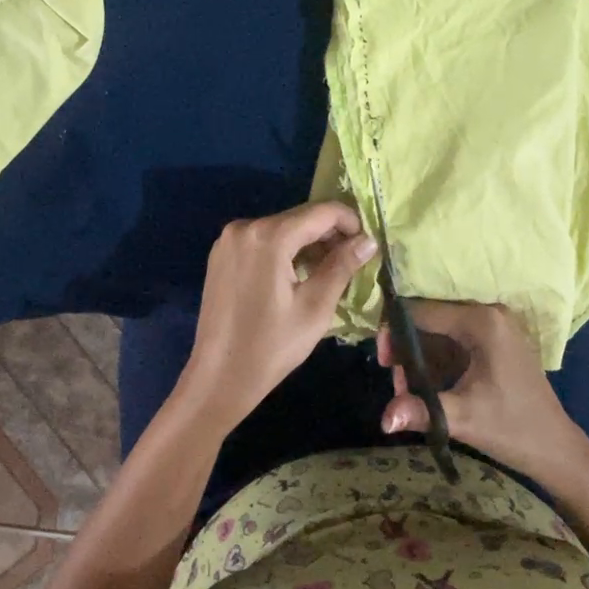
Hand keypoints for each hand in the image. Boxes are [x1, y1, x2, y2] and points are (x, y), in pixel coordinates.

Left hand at [176, 201, 378, 431]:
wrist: (220, 376)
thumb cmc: (271, 346)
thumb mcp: (315, 307)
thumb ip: (342, 266)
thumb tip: (368, 240)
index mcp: (268, 237)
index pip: (320, 212)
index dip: (350, 221)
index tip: (368, 243)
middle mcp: (244, 227)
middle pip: (299, 218)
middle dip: (329, 234)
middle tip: (353, 261)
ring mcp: (228, 240)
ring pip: (281, 229)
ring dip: (307, 243)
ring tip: (329, 272)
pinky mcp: (220, 255)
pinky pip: (261, 241)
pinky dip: (284, 250)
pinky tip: (297, 275)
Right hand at [378, 301, 588, 480]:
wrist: (556, 451)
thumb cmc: (514, 429)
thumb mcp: (463, 419)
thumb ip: (421, 411)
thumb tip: (383, 420)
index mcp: (482, 321)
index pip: (422, 311)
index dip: (395, 332)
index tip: (381, 362)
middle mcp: (487, 313)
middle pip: (429, 318)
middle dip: (405, 348)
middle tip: (395, 382)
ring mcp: (492, 326)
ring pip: (438, 331)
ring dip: (418, 357)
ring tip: (407, 391)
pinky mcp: (493, 341)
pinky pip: (452, 340)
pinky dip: (435, 361)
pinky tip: (426, 387)